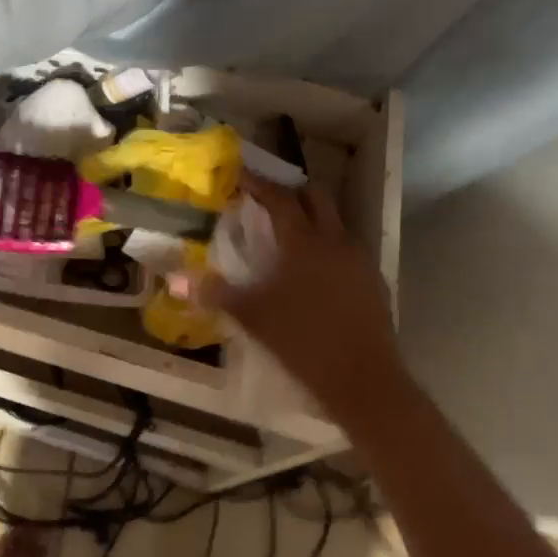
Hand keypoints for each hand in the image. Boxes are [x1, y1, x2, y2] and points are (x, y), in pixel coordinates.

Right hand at [197, 175, 401, 414]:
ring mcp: (359, 260)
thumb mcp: (254, 318)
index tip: (242, 176)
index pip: (280, 198)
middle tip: (269, 200)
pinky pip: (348, 250)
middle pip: (316, 198)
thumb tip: (183, 281)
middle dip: (292, 192)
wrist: (364, 380)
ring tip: (290, 237)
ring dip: (313, 219)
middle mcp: (335, 240)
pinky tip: (316, 272)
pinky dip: (329, 247)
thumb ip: (219, 294)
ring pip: (335, 223)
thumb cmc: (303, 341)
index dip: (260, 184)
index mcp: (304, 241)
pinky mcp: (374, 282)